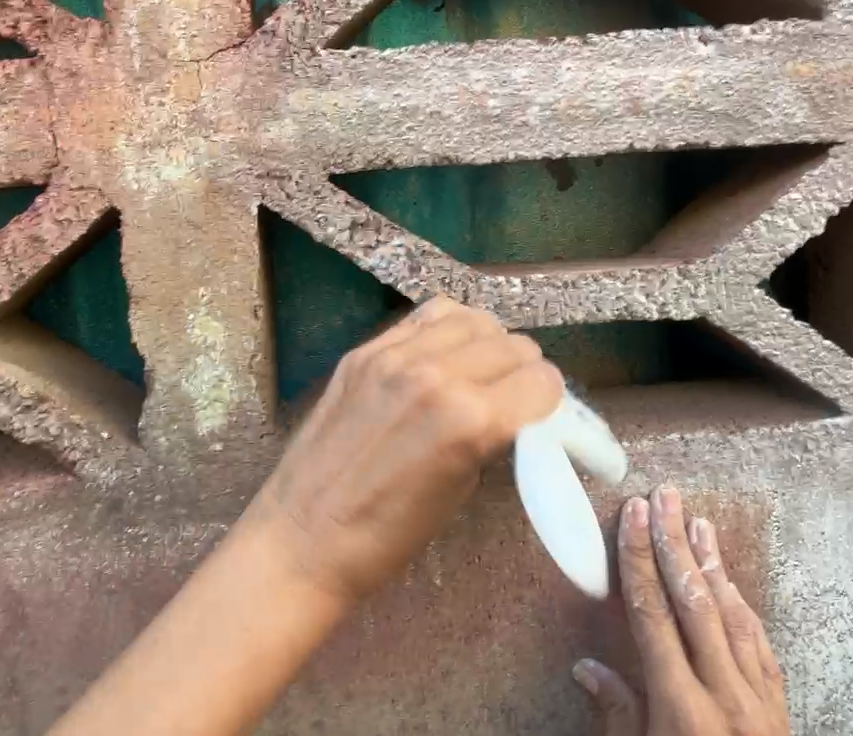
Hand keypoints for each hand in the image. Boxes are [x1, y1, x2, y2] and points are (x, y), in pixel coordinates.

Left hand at [238, 296, 563, 603]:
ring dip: (488, 343)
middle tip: (511, 398)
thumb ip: (491, 435)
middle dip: (523, 371)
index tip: (539, 415)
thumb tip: (511, 406)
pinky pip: (426, 316)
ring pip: (472, 318)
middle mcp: (437, 374)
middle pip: (513, 344)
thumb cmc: (389, 536)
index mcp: (469, 420)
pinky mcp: (365, 350)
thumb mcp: (461, 489)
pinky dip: (448, 330)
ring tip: (478, 370)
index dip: (548, 400)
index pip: (542, 380)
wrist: (304, 536)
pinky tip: (444, 353)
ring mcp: (395, 355)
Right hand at [573, 487, 789, 735]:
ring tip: (698, 521)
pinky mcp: (782, 711)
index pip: (653, 613)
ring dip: (712, 564)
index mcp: (682, 708)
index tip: (633, 513)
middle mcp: (725, 695)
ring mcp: (760, 702)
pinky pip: (762, 647)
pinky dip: (743, 608)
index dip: (638, 559)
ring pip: (732, 616)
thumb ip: (616, 715)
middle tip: (665, 495)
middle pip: (694, 601)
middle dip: (675, 543)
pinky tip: (731, 584)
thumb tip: (585, 665)